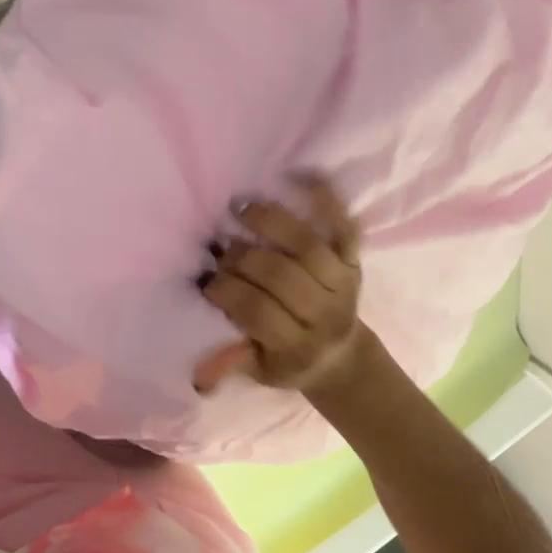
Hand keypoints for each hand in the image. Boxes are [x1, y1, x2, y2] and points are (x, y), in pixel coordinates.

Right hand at [194, 173, 370, 394]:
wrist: (342, 357)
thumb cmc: (289, 362)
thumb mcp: (260, 373)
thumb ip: (232, 364)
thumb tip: (197, 375)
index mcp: (300, 346)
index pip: (261, 313)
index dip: (229, 292)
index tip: (206, 280)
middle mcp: (327, 313)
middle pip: (283, 277)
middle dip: (244, 258)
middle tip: (219, 247)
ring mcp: (343, 283)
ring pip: (308, 246)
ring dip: (272, 223)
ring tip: (240, 209)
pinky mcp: (354, 260)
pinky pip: (344, 225)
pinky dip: (324, 199)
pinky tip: (295, 177)